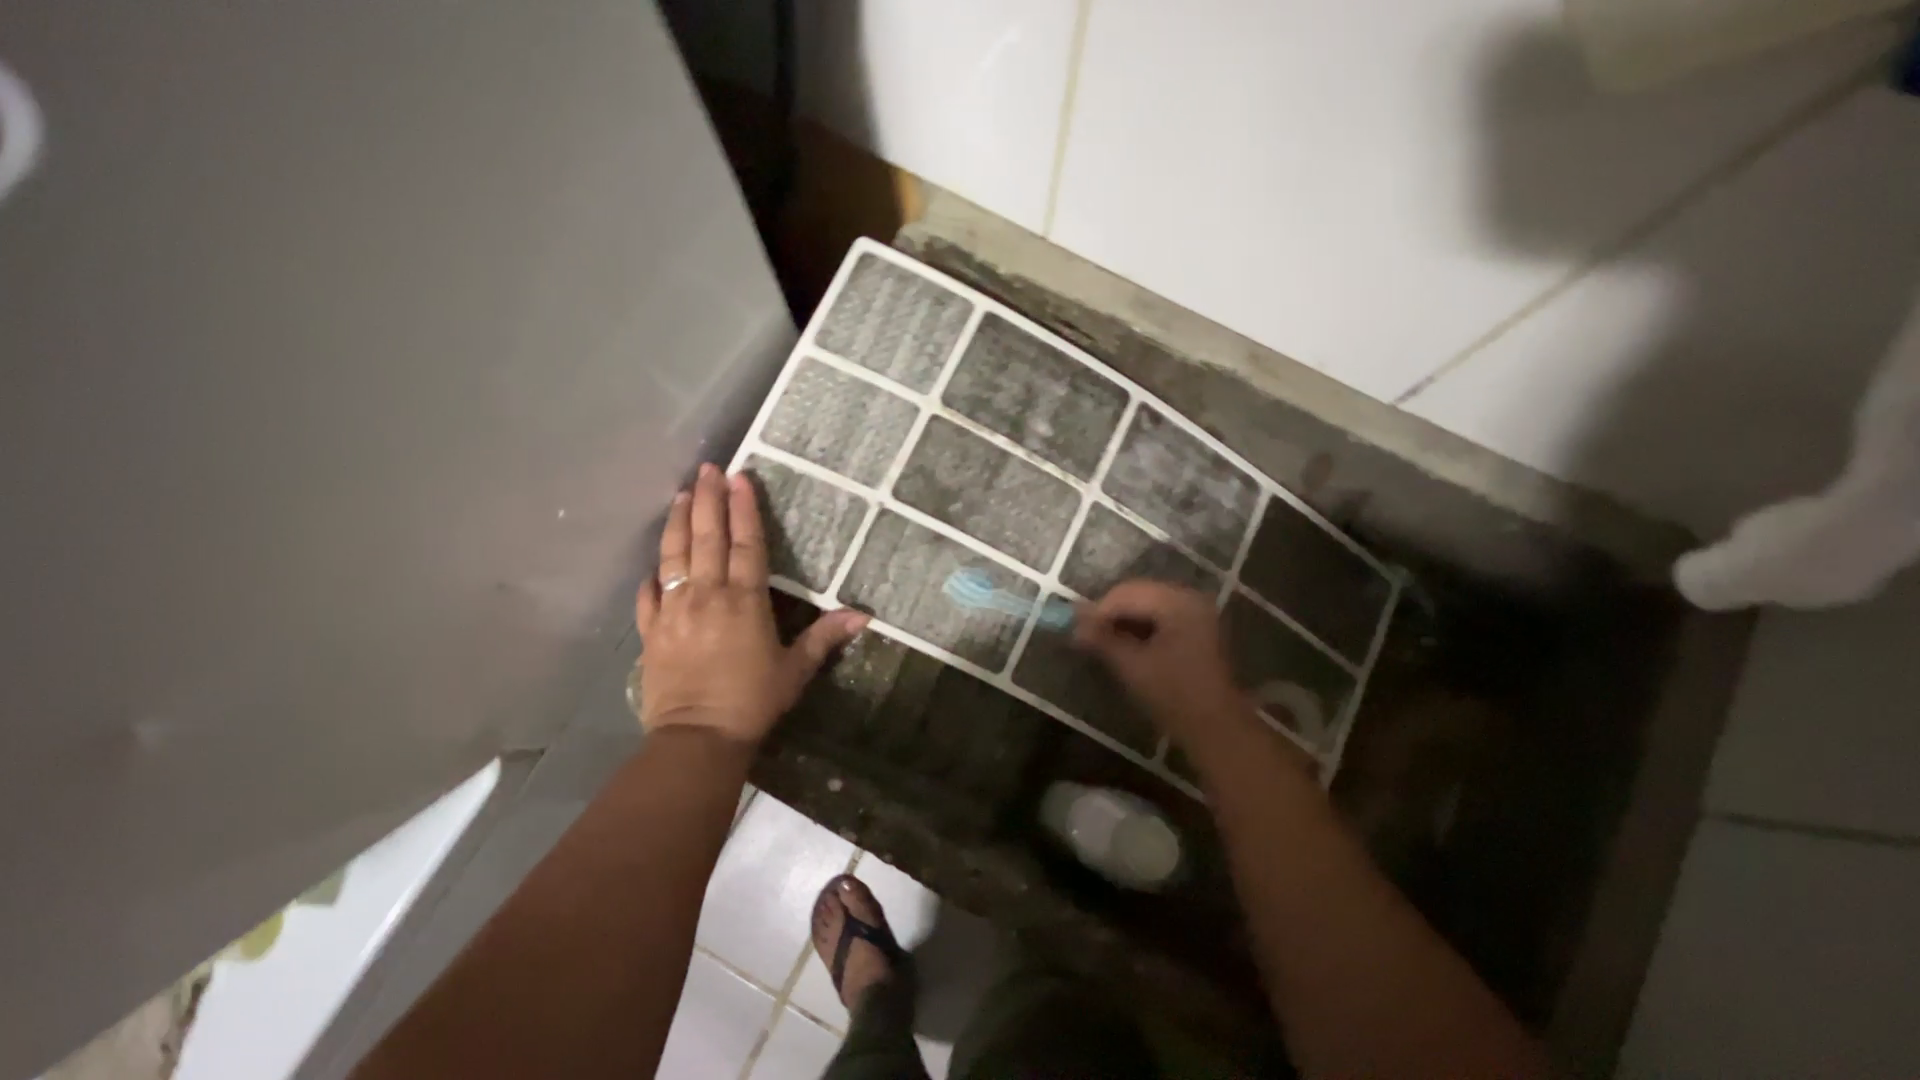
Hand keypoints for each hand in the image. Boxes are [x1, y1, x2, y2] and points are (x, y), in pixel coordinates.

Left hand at [634, 464, 868, 743]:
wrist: (698, 737)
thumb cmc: (752, 702)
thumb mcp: (794, 670)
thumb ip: (824, 637)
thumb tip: (863, 615)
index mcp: (744, 601)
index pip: (746, 544)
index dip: (744, 509)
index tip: (740, 477)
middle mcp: (707, 595)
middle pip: (707, 538)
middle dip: (709, 500)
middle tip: (708, 468)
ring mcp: (674, 610)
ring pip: (675, 555)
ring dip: (679, 522)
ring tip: (683, 495)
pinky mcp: (651, 631)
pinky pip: (648, 594)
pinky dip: (652, 575)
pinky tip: (654, 563)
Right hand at [1074, 580, 1246, 737]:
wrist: (1216, 729)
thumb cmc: (1174, 695)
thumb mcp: (1132, 666)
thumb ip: (1101, 639)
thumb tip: (1073, 623)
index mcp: (1177, 602)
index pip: (1126, 593)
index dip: (1097, 610)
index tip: (1074, 630)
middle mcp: (1189, 598)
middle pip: (1137, 595)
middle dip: (1109, 614)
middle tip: (1084, 635)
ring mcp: (1195, 614)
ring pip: (1147, 606)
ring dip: (1122, 621)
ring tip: (1099, 642)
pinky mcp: (1196, 630)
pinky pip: (1159, 618)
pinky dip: (1138, 629)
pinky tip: (1122, 645)